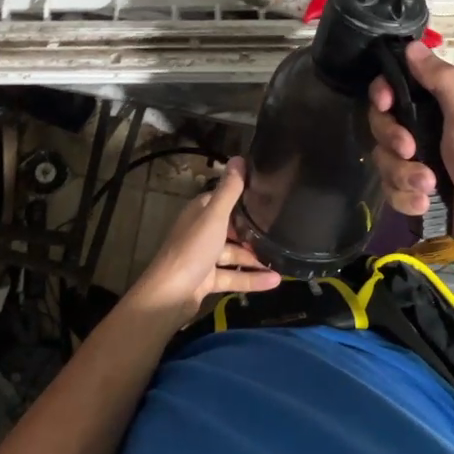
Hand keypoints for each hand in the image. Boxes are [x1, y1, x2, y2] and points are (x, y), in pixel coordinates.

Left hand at [122, 157, 281, 327]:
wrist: (169, 295)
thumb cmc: (192, 250)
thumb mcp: (214, 216)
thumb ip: (229, 190)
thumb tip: (238, 157)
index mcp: (200, 213)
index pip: (224, 199)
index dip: (244, 197)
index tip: (270, 195)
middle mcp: (201, 232)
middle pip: (232, 228)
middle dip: (254, 231)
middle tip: (284, 231)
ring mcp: (204, 257)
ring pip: (235, 254)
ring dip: (257, 258)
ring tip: (284, 261)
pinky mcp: (208, 280)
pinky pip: (234, 277)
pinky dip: (253, 279)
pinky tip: (275, 281)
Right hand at [368, 41, 453, 267]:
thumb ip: (441, 80)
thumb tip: (412, 45)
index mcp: (449, 108)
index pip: (402, 89)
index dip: (386, 95)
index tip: (384, 104)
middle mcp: (434, 131)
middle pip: (386, 125)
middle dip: (393, 141)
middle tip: (410, 151)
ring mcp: (426, 163)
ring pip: (386, 160)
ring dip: (403, 175)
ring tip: (428, 188)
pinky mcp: (420, 192)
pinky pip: (393, 188)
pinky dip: (406, 198)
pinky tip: (425, 205)